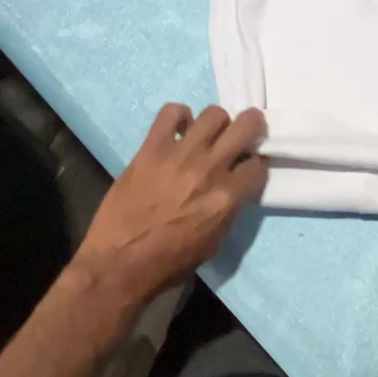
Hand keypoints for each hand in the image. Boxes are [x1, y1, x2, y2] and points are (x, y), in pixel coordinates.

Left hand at [73, 104, 267, 303]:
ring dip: (216, 123)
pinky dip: (178, 117)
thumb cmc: (169, 262)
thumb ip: (230, 207)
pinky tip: (178, 131)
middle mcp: (209, 170)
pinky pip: (171, 112)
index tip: (248, 167)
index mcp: (226, 198)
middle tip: (243, 135)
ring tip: (207, 135)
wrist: (119, 264)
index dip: (255, 165)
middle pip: (246, 125)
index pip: (258, 164)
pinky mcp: (151, 148)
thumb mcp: (214, 241)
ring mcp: (179, 155)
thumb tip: (235, 185)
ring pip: (213, 114)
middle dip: (251, 127)